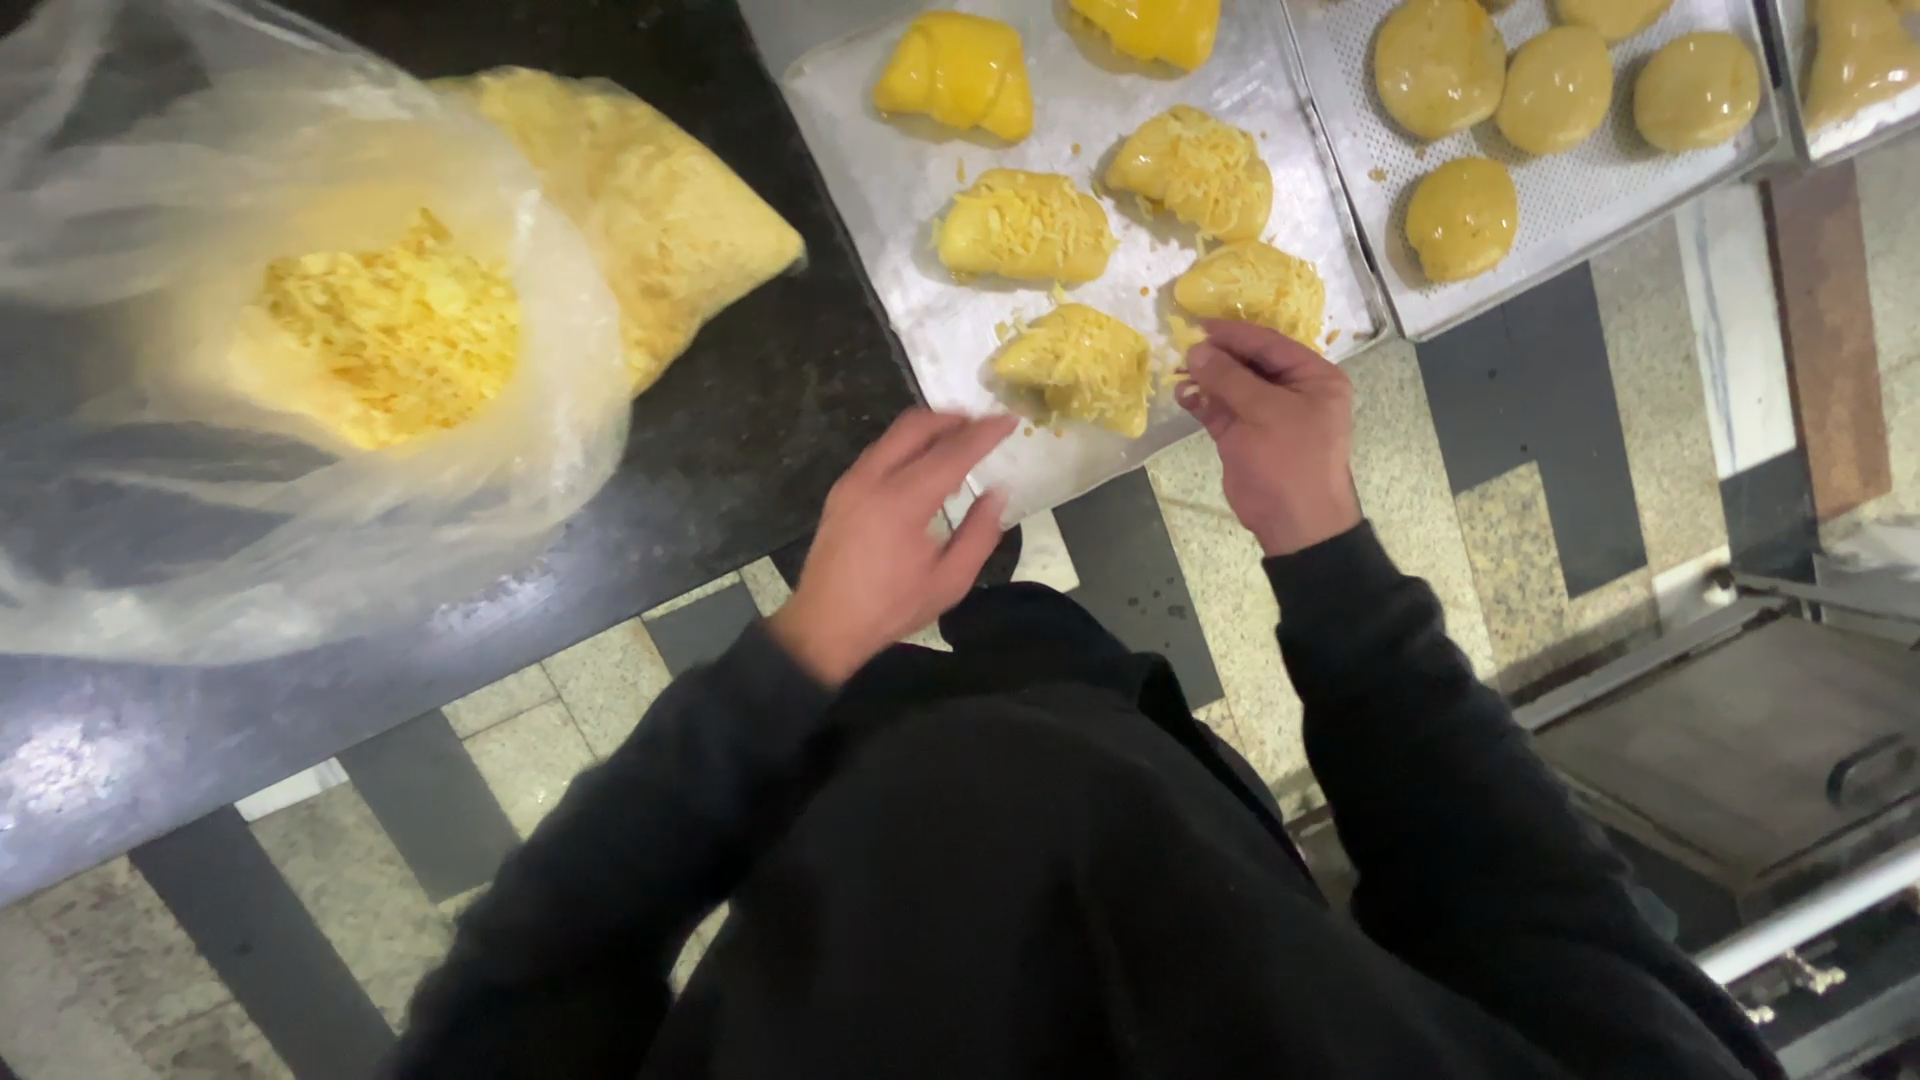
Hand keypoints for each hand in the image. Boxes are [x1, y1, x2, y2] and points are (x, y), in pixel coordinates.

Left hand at [767, 409, 1017, 686]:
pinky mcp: (841, 490)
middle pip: (916, 426)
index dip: (985, 433)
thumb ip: (980, 533)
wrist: (825, 624)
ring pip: (894, 435)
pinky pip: (879, 452)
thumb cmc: (891, 608)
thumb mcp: (950, 581)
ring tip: (958, 444)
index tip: (1009, 420)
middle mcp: (872, 480)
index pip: (952, 452)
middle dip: (953, 418)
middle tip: (982, 424)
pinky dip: (907, 447)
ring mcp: (851, 482)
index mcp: (903, 502)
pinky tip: (924, 468)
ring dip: (929, 430)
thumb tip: (998, 493)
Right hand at [1175, 321, 1361, 556]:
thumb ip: (1229, 378)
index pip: (1269, 344)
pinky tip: (1182, 394)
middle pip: (1248, 363)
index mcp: (1312, 377)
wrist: (1294, 520)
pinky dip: (1201, 402)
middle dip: (1216, 356)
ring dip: (1205, 378)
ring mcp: (1265, 414)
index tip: (1198, 324)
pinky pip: (1220, 410)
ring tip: (1177, 370)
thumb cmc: (1291, 459)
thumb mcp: (1264, 412)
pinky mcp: (1243, 436)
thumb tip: (1196, 350)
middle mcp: (1290, 391)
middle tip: (1182, 347)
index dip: (1234, 334)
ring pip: (1230, 386)